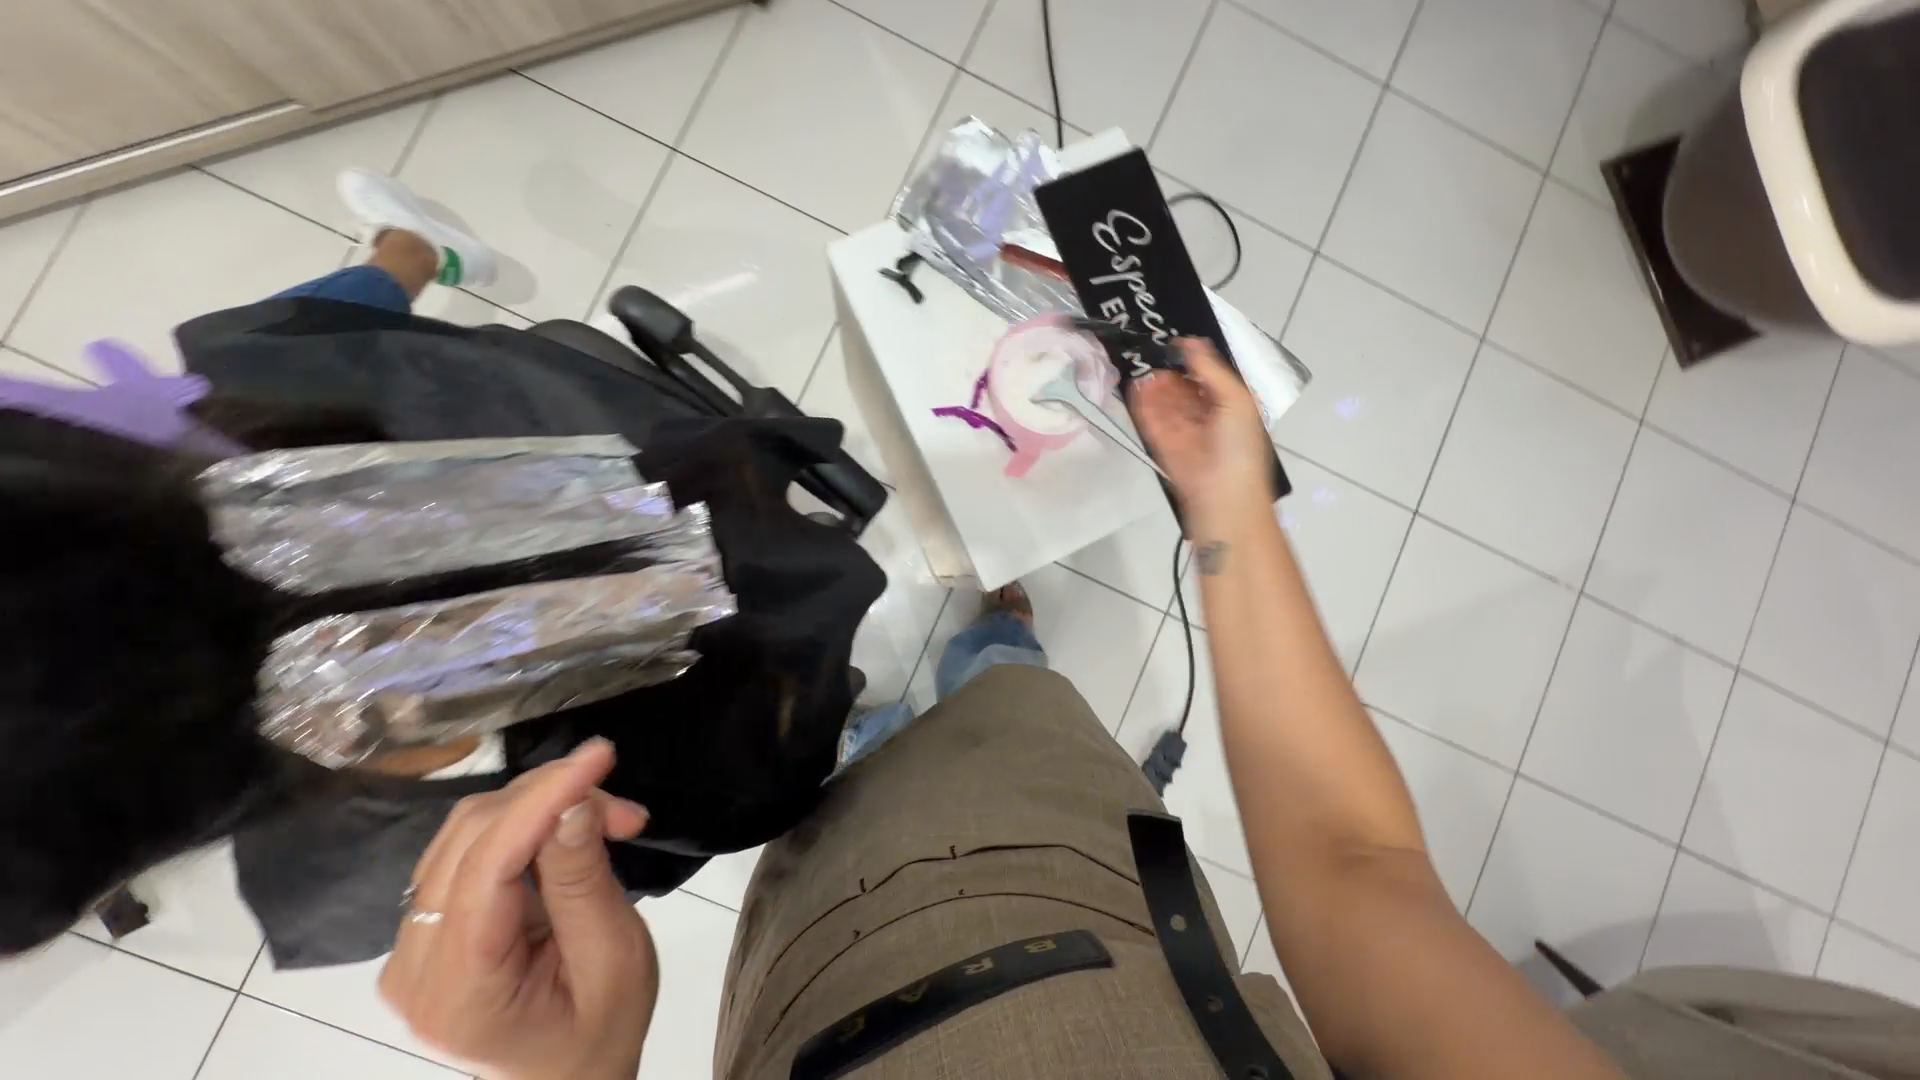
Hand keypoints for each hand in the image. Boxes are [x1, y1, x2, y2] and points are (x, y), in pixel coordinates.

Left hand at [379, 738, 655, 1079]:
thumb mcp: (614, 959)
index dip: (543, 798)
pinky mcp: (427, 928)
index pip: (487, 865)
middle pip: (472, 836)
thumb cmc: (602, 1027)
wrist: (571, 1078)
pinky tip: (571, 831)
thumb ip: (584, 883)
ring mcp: (411, 946)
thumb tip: (573, 804)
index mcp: (457, 990)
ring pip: (468, 831)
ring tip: (609, 820)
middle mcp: (412, 965)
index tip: (601, 754)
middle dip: (554, 800)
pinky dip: (527, 823)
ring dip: (544, 806)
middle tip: (626, 813)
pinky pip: (469, 848)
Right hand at [1129, 338, 1272, 532]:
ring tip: (1141, 368)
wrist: (1223, 497)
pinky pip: (1152, 423)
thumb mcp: (1236, 399)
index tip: (1172, 343)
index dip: (1192, 360)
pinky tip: (1135, 389)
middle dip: (1169, 372)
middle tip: (1151, 354)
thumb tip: (1189, 342)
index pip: (1208, 376)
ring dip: (1154, 387)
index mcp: (1232, 405)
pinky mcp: (1164, 447)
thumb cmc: (1238, 446)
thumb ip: (1211, 369)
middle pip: (1184, 389)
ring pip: (1166, 404)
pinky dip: (1143, 406)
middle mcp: (1208, 417)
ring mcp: (1184, 433)